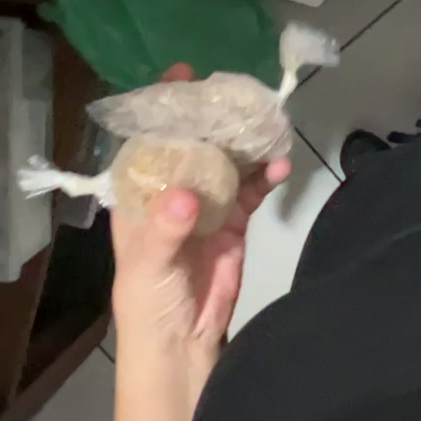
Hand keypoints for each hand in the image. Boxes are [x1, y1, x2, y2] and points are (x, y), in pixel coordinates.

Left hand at [109, 63, 291, 373]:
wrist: (183, 344)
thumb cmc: (147, 301)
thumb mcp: (148, 266)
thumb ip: (166, 230)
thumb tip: (186, 195)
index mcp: (140, 192)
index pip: (148, 140)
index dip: (162, 107)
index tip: (182, 75)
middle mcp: (173, 189)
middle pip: (193, 143)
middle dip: (212, 118)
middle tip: (235, 93)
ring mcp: (206, 203)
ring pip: (226, 161)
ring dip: (245, 144)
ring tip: (266, 124)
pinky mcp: (235, 221)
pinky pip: (251, 189)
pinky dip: (265, 175)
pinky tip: (280, 165)